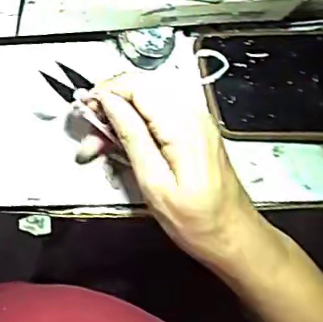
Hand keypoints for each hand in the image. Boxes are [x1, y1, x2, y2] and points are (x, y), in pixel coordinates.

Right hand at [89, 43, 282, 273]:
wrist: (236, 238)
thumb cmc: (199, 221)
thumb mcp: (154, 183)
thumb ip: (130, 136)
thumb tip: (108, 103)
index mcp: (183, 126)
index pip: (135, 85)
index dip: (105, 92)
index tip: (85, 108)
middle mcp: (192, 114)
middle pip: (140, 83)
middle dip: (109, 99)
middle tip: (90, 125)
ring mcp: (195, 119)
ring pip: (146, 93)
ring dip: (120, 109)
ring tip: (103, 137)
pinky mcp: (194, 126)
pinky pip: (157, 107)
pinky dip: (135, 116)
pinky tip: (123, 137)